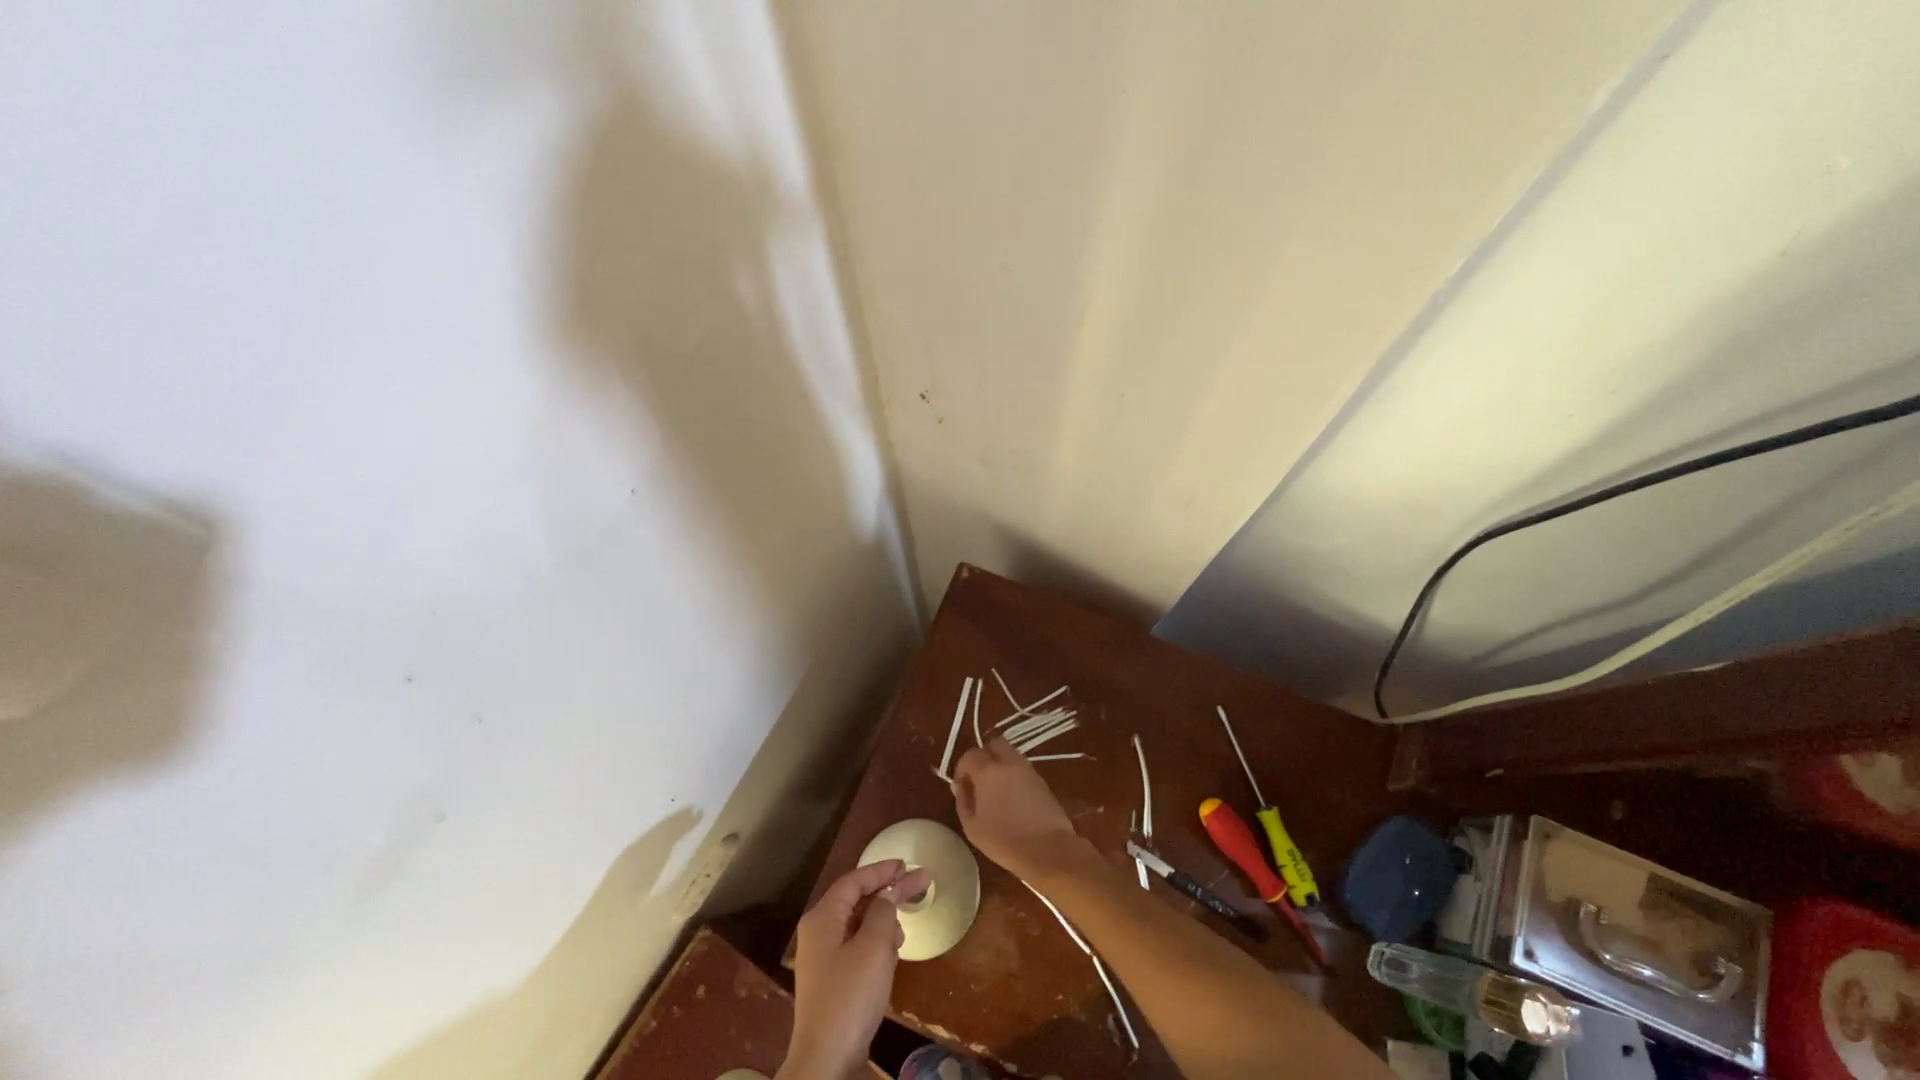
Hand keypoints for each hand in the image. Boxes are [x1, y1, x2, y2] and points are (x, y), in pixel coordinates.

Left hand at [779, 859, 929, 1079]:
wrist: (826, 1057)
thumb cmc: (850, 995)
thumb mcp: (873, 948)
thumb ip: (882, 913)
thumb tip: (887, 894)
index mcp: (823, 918)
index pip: (854, 880)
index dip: (881, 870)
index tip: (907, 864)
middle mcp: (819, 931)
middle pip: (856, 900)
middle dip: (888, 892)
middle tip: (921, 884)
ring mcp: (823, 956)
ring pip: (858, 924)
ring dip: (882, 922)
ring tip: (902, 932)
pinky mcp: (832, 978)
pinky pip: (857, 947)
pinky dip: (876, 944)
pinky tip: (891, 954)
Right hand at [951, 736, 1086, 881]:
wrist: (1047, 849)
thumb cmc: (1004, 840)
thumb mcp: (972, 826)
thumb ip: (963, 800)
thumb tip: (961, 786)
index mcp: (988, 771)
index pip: (970, 755)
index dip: (961, 769)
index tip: (961, 788)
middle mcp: (1010, 763)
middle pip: (994, 744)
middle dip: (984, 756)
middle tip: (979, 780)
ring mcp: (1029, 771)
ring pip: (1011, 755)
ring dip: (1000, 765)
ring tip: (995, 791)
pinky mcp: (1042, 782)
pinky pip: (1022, 769)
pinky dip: (1014, 776)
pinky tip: (1012, 799)